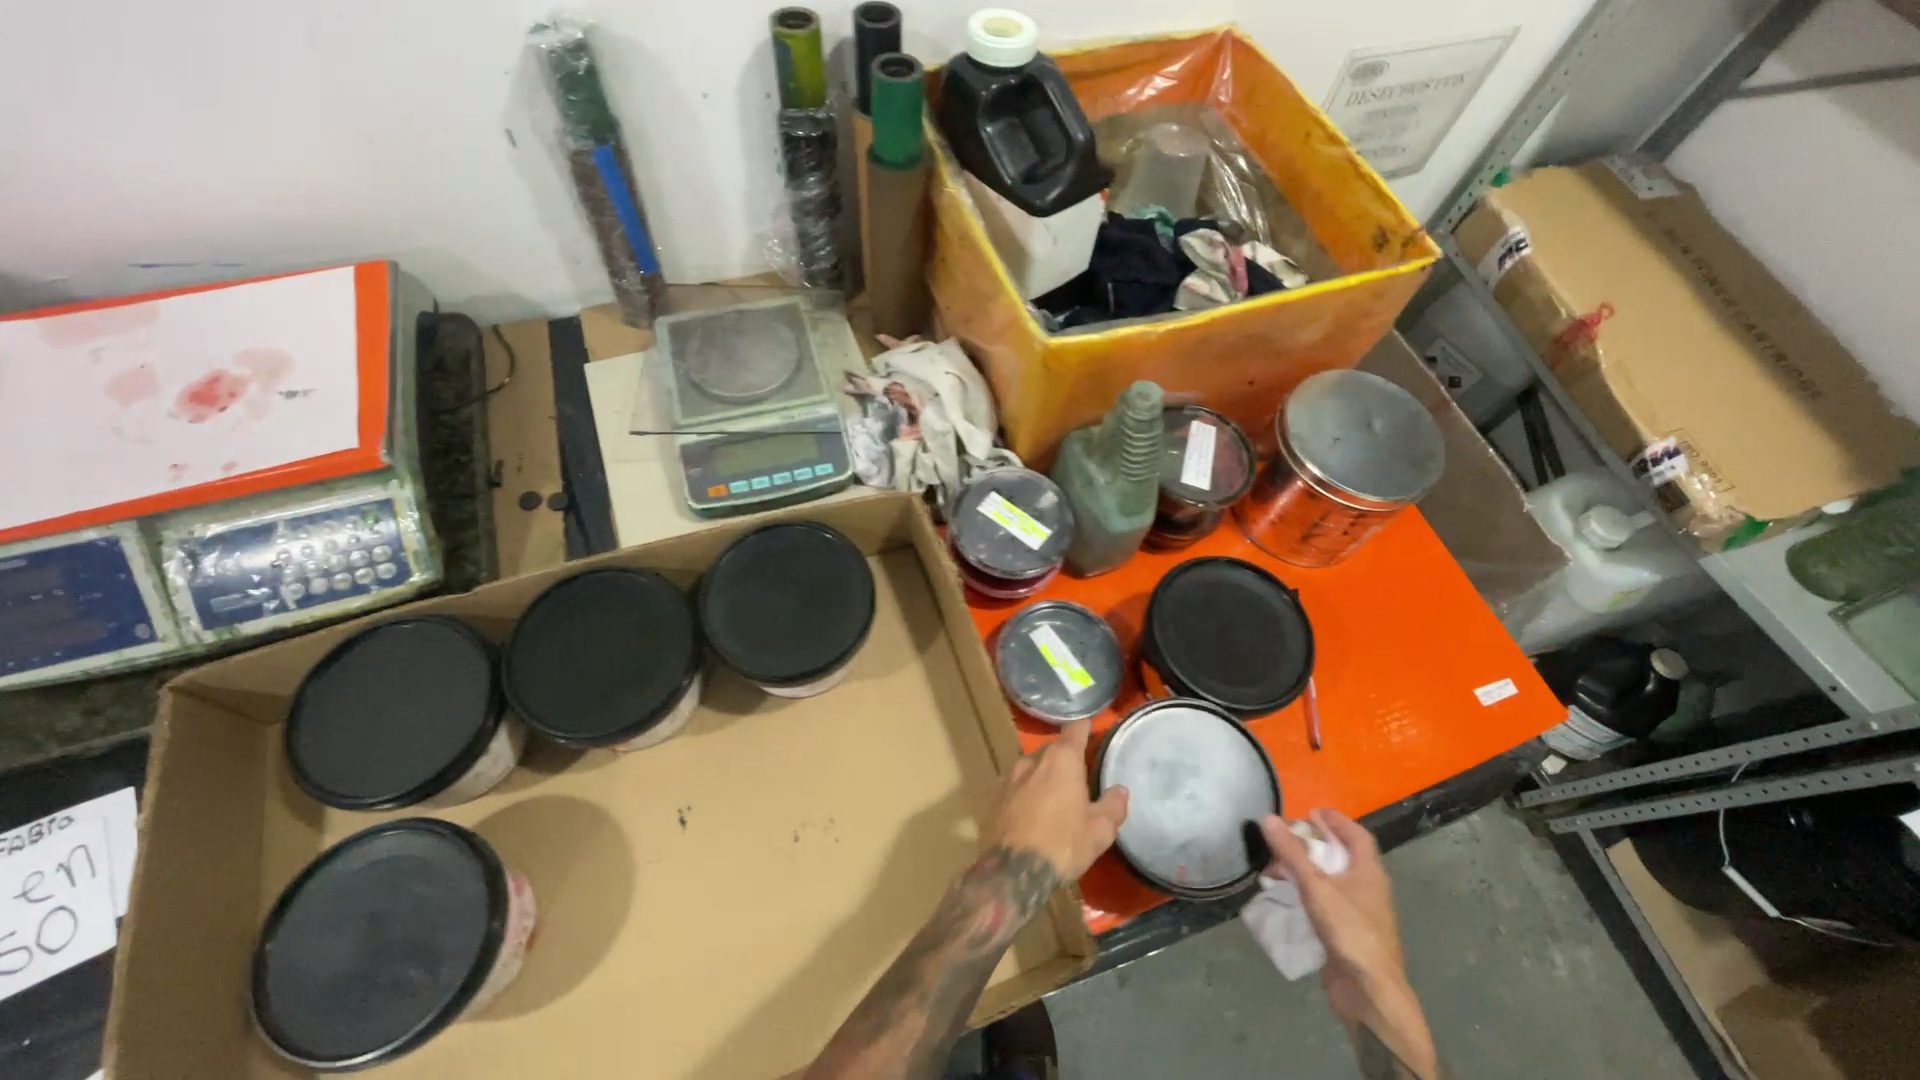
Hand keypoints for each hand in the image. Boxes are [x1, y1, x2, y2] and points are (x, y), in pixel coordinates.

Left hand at [984, 717, 1128, 879]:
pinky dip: (1023, 791)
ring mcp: (1008, 776)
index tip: (1091, 728)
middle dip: (1064, 759)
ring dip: (1041, 776)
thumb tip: (1120, 790)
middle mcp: (1032, 760)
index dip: (1085, 727)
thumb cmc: (1062, 845)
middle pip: (1052, 749)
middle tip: (1077, 778)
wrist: (1012, 871)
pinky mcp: (992, 796)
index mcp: (1062, 760)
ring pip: (1030, 767)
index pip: (1075, 729)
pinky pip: (1013, 785)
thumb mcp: (1099, 831)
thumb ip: (1113, 806)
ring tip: (1052, 798)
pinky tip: (1028, 811)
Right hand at [1261, 810, 1438, 1078]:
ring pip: (1332, 881)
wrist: (1369, 990)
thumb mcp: (1316, 886)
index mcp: (1369, 872)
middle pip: (1342, 857)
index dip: (1336, 820)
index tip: (1312, 811)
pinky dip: (1307, 893)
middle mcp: (1368, 889)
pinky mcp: (1348, 933)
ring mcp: (1359, 913)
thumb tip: (1269, 818)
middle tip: (1286, 838)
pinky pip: (1326, 903)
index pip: (1357, 835)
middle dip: (1314, 844)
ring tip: (1278, 867)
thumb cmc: (1349, 931)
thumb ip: (1292, 853)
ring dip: (1307, 870)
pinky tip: (1287, 898)